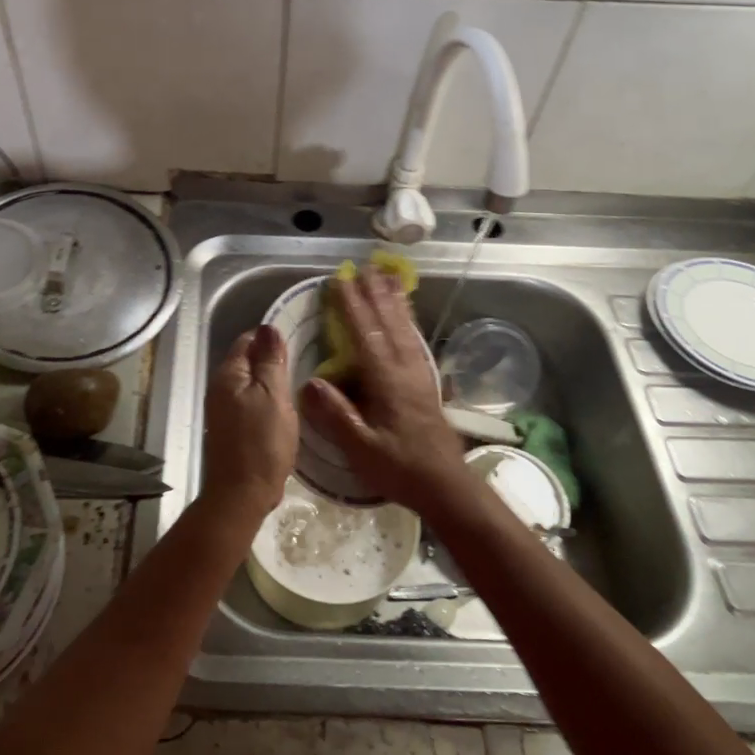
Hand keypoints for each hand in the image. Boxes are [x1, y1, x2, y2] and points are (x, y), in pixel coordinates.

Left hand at [201, 325, 298, 521]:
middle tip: (305, 362)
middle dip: (272, 359)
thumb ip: (271, 360)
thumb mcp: (273, 395)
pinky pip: (251, 404)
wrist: (241, 494)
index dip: (271, 338)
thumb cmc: (261, 441)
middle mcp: (219, 388)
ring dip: (271, 382)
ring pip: (250, 384)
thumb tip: (268, 326)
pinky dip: (267, 402)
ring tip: (299, 384)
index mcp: (228, 374)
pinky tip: (285, 410)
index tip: (300, 340)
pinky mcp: (231, 430)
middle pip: (247, 361)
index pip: (248, 340)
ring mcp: (223, 410)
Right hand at [300, 269, 468, 514]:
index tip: (340, 281)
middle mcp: (405, 370)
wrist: (446, 486)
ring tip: (388, 278)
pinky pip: (415, 341)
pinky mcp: (426, 384)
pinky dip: (408, 322)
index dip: (352, 306)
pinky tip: (405, 317)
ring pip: (405, 328)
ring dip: (394, 301)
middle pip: (388, 323)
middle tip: (364, 268)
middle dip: (375, 294)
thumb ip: (335, 416)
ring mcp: (419, 375)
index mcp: (387, 381)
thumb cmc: (401, 469)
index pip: (366, 334)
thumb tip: (309, 382)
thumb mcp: (361, 449)